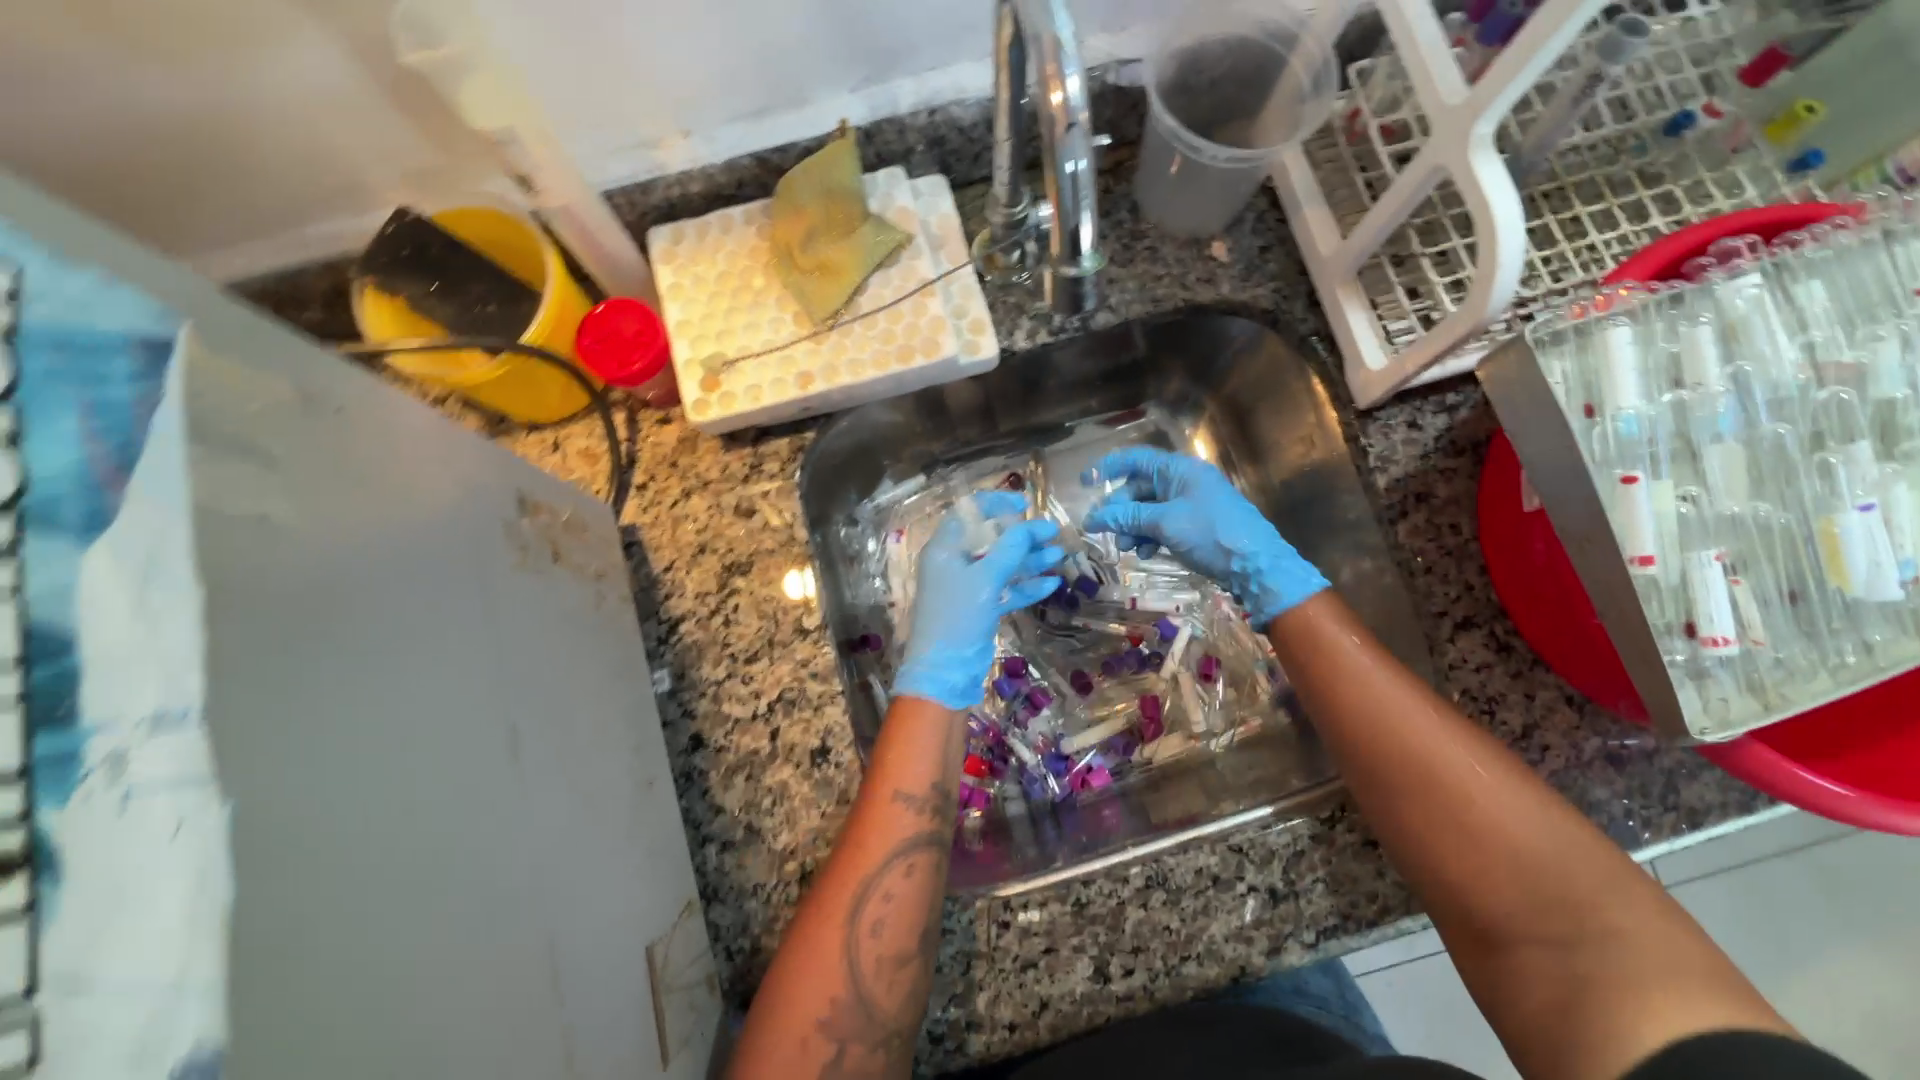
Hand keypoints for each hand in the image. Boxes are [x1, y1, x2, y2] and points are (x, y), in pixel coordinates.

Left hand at [892, 492, 1064, 709]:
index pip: (969, 512)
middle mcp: (954, 562)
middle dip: (1022, 535)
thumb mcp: (986, 578)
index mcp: (945, 547)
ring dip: (1029, 559)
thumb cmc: (958, 617)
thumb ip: (1011, 548)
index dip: (997, 503)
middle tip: (1052, 534)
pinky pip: (1004, 589)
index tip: (1025, 505)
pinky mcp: (979, 607)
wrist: (944, 671)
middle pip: (990, 538)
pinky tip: (1051, 584)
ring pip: (1001, 564)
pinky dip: (1025, 585)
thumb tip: (1033, 526)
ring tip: (1059, 555)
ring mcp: (967, 586)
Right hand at [1081, 447, 1327, 624]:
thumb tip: (1093, 518)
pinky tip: (1147, 554)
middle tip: (1104, 532)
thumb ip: (1127, 517)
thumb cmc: (1211, 535)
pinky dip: (1151, 537)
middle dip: (1120, 510)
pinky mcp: (1197, 526)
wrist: (1257, 567)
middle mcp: (1185, 482)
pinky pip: (1163, 525)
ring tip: (1127, 549)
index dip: (1107, 468)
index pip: (1135, 459)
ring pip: (1149, 510)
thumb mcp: (1164, 524)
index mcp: (1180, 470)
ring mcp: (1192, 504)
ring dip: (1133, 528)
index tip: (1084, 484)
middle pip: (1139, 488)